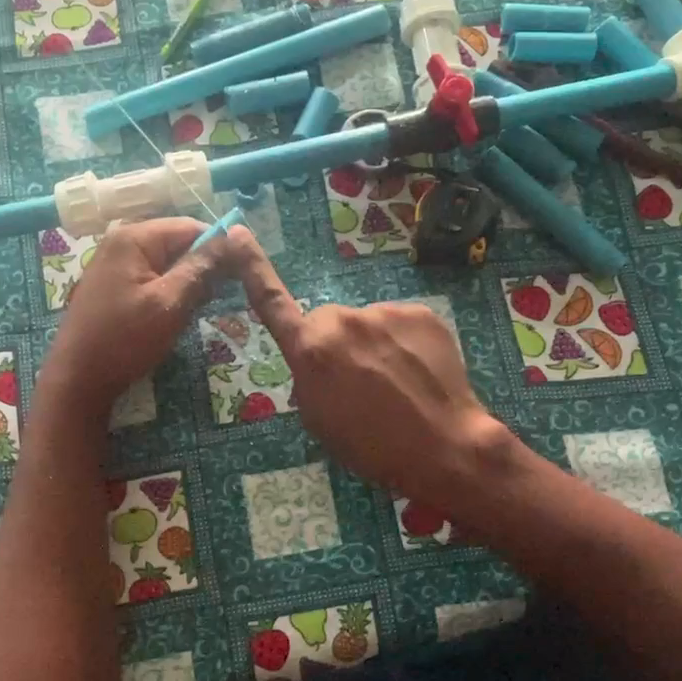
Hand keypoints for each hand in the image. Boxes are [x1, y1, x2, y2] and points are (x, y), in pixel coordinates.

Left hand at [42, 217, 226, 412]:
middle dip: (201, 267)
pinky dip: (168, 293)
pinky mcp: (112, 287)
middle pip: (177, 243)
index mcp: (133, 238)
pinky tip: (175, 316)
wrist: (78, 379)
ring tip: (197, 310)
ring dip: (186, 284)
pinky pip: (151, 279)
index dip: (218, 246)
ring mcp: (113, 265)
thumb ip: (200, 268)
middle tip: (218, 298)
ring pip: (166, 264)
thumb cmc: (125, 339)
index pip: (189, 227)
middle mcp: (120, 243)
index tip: (241, 272)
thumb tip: (232, 239)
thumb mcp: (170, 303)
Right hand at [232, 234, 510, 508]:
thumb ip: (310, 378)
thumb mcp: (319, 420)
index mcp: (310, 350)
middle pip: (330, 323)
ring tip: (398, 387)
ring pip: (368, 325)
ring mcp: (384, 312)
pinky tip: (420, 375)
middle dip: (338, 345)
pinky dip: (406, 345)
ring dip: (375, 346)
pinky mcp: (421, 313)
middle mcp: (342, 321)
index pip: (271, 301)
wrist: (444, 447)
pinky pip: (402, 325)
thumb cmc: (371, 446)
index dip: (251, 266)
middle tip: (361, 387)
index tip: (237, 233)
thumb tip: (321, 360)